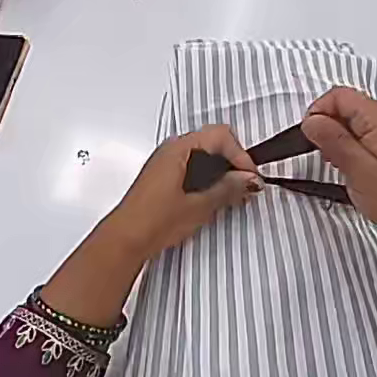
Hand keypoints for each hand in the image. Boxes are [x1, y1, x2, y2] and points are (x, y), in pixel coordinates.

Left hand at [103, 125, 262, 259]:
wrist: (126, 239)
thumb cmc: (154, 220)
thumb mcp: (201, 205)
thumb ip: (228, 188)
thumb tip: (249, 178)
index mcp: (180, 148)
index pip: (221, 136)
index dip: (241, 156)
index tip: (250, 178)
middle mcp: (172, 149)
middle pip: (213, 142)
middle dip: (233, 162)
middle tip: (245, 186)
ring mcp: (166, 162)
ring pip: (204, 155)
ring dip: (221, 172)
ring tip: (232, 195)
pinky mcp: (164, 177)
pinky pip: (192, 167)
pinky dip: (208, 178)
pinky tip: (213, 198)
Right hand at [301, 87, 376, 243]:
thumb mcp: (356, 168)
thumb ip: (332, 139)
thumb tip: (313, 121)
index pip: (340, 95)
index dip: (319, 112)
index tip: (311, 134)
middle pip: (348, 106)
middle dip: (329, 126)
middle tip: (325, 152)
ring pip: (356, 122)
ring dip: (340, 138)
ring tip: (340, 164)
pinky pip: (367, 136)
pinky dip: (354, 148)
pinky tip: (353, 169)